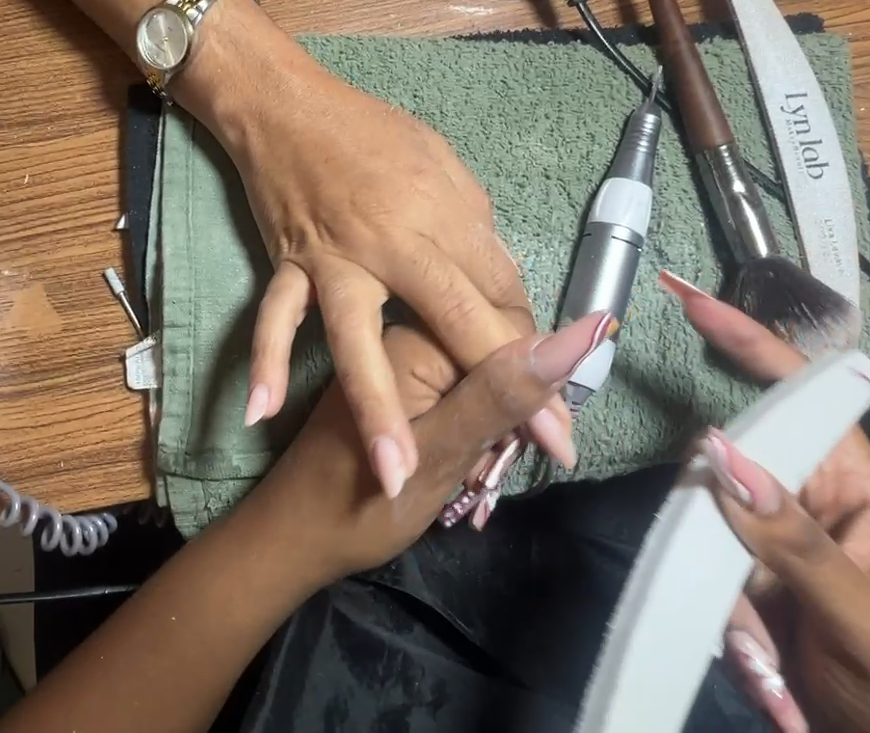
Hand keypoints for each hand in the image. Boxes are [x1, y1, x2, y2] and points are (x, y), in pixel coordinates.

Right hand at [187, 20, 570, 499]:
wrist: (287, 106)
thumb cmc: (371, 130)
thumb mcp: (441, 162)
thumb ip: (470, 225)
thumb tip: (492, 279)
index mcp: (439, 213)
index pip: (499, 286)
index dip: (535, 337)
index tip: (564, 386)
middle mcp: (391, 244)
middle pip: (456, 321)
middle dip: (510, 386)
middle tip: (553, 446)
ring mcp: (334, 260)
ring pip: (355, 337)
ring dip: (377, 406)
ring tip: (398, 476)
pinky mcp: (289, 265)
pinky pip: (275, 317)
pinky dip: (264, 361)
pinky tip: (261, 412)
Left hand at [233, 311, 614, 582]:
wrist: (290, 537)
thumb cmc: (358, 503)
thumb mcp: (441, 454)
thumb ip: (501, 394)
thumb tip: (579, 335)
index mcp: (415, 336)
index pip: (508, 340)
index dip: (537, 397)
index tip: (548, 452)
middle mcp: (405, 333)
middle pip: (494, 357)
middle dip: (513, 416)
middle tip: (497, 471)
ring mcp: (397, 359)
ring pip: (477, 378)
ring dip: (491, 429)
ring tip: (478, 477)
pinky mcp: (394, 383)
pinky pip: (452, 391)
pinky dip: (467, 430)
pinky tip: (463, 466)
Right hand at [660, 272, 869, 732]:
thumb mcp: (863, 617)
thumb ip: (793, 538)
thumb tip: (718, 450)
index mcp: (852, 488)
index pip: (802, 395)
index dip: (750, 341)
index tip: (689, 300)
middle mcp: (797, 496)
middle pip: (733, 454)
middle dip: (717, 502)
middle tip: (738, 566)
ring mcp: (756, 533)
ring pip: (702, 515)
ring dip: (724, 587)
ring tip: (769, 651)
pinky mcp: (725, 568)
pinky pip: (692, 563)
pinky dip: (713, 614)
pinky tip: (763, 667)